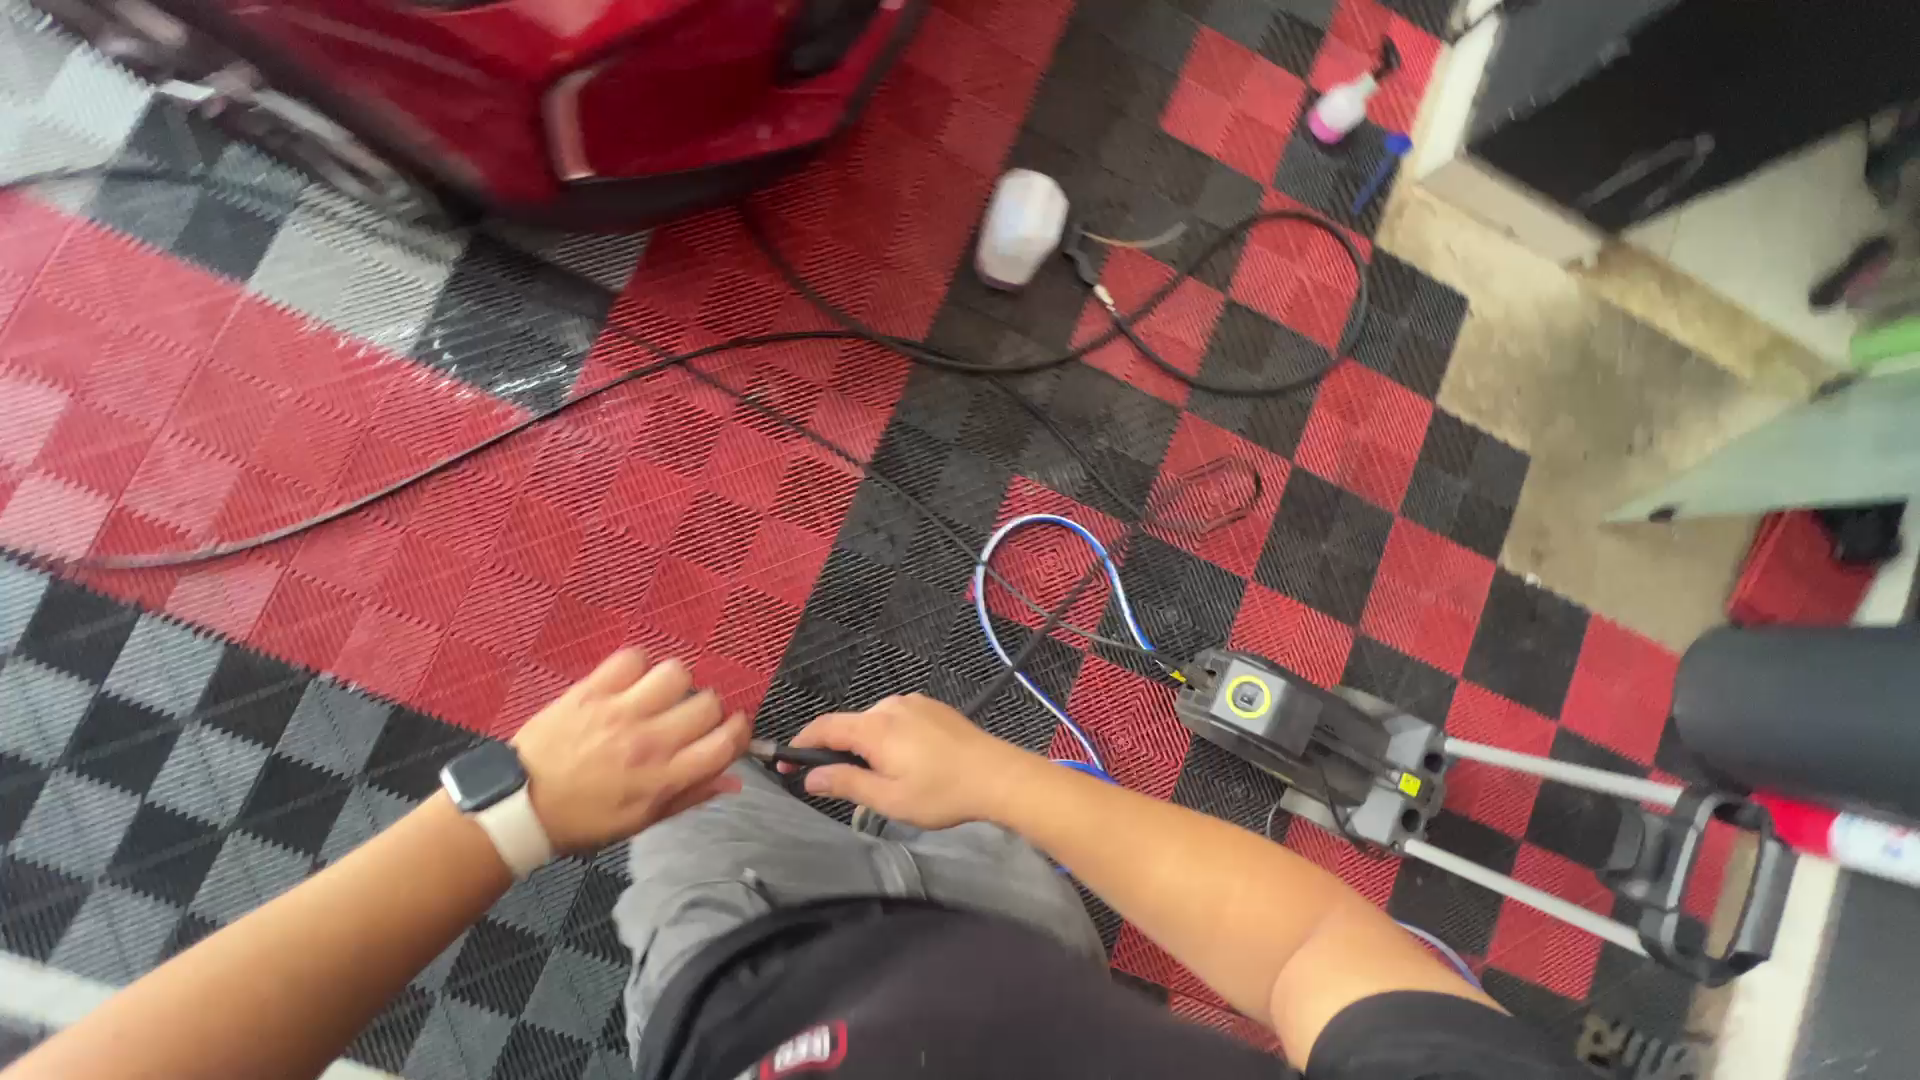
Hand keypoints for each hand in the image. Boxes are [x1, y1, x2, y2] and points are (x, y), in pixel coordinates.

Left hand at [510, 650, 750, 854]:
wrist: (516, 805)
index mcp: (663, 778)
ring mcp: (620, 713)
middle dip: (707, 710)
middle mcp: (649, 742)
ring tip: (660, 696)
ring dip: (675, 684)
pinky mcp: (592, 691)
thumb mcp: (641, 821)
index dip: (739, 730)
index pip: (725, 742)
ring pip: (676, 673)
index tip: (731, 728)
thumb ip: (691, 796)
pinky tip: (631, 681)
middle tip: (688, 718)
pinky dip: (637, 665)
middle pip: (708, 704)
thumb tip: (734, 778)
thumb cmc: (581, 819)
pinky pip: (632, 658)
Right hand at [791, 694, 1036, 828]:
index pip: (824, 727)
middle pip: (850, 725)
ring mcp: (915, 703)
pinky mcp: (933, 708)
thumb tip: (810, 777)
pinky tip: (908, 763)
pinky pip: (898, 720)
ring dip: (867, 746)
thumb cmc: (942, 793)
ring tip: (883, 779)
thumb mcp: (888, 799)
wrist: (998, 776)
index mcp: (875, 727)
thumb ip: (846, 784)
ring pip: (875, 723)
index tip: (784, 761)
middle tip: (840, 784)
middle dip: (837, 750)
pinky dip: (890, 739)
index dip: (800, 744)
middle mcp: (891, 706)